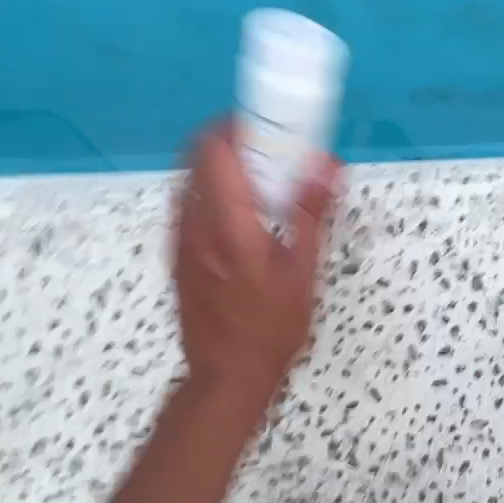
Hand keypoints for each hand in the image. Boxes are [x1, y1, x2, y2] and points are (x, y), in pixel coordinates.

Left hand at [173, 119, 338, 405]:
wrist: (225, 376)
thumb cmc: (271, 329)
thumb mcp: (302, 273)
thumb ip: (310, 213)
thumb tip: (326, 166)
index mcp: (227, 224)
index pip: (215, 149)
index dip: (238, 127)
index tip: (271, 129)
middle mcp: (194, 224)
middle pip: (199, 156)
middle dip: (234, 143)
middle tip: (274, 153)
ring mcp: (180, 239)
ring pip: (192, 178)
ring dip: (223, 167)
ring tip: (263, 183)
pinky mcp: (177, 254)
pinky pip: (189, 204)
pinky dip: (214, 193)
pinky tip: (245, 216)